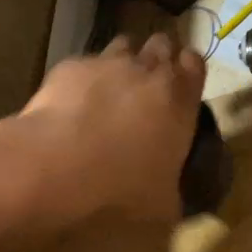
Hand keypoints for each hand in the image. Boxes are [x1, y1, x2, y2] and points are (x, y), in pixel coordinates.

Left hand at [19, 33, 205, 222]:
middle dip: (157, 57)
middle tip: (147, 84)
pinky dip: (83, 78)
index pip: (195, 64)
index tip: (182, 82)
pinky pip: (84, 64)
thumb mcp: (162, 207)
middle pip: (161, 44)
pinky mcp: (70, 66)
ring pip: (123, 45)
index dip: (188, 69)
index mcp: (180, 101)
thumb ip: (172, 192)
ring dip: (122, 61)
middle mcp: (149, 71)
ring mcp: (108, 63)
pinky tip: (72, 101)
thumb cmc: (120, 190)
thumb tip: (171, 198)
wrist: (56, 169)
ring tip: (111, 87)